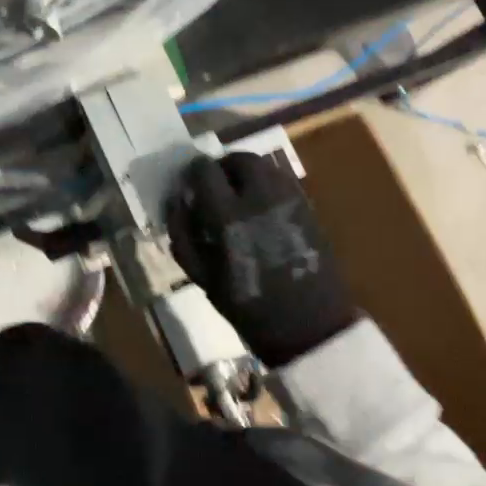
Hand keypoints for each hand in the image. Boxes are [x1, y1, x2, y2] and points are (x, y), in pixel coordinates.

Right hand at [165, 152, 358, 367]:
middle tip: (215, 186)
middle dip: (222, 167)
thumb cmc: (247, 308)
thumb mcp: (202, 277)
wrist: (308, 326)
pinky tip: (261, 209)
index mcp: (229, 217)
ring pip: (264, 166)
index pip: (204, 170)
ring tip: (238, 195)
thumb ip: (183, 235)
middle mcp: (260, 198)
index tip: (189, 187)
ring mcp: (290, 200)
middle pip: (238, 159)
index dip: (192, 174)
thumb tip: (176, 203)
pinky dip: (267, 185)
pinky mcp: (309, 207)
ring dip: (246, 174)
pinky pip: (283, 182)